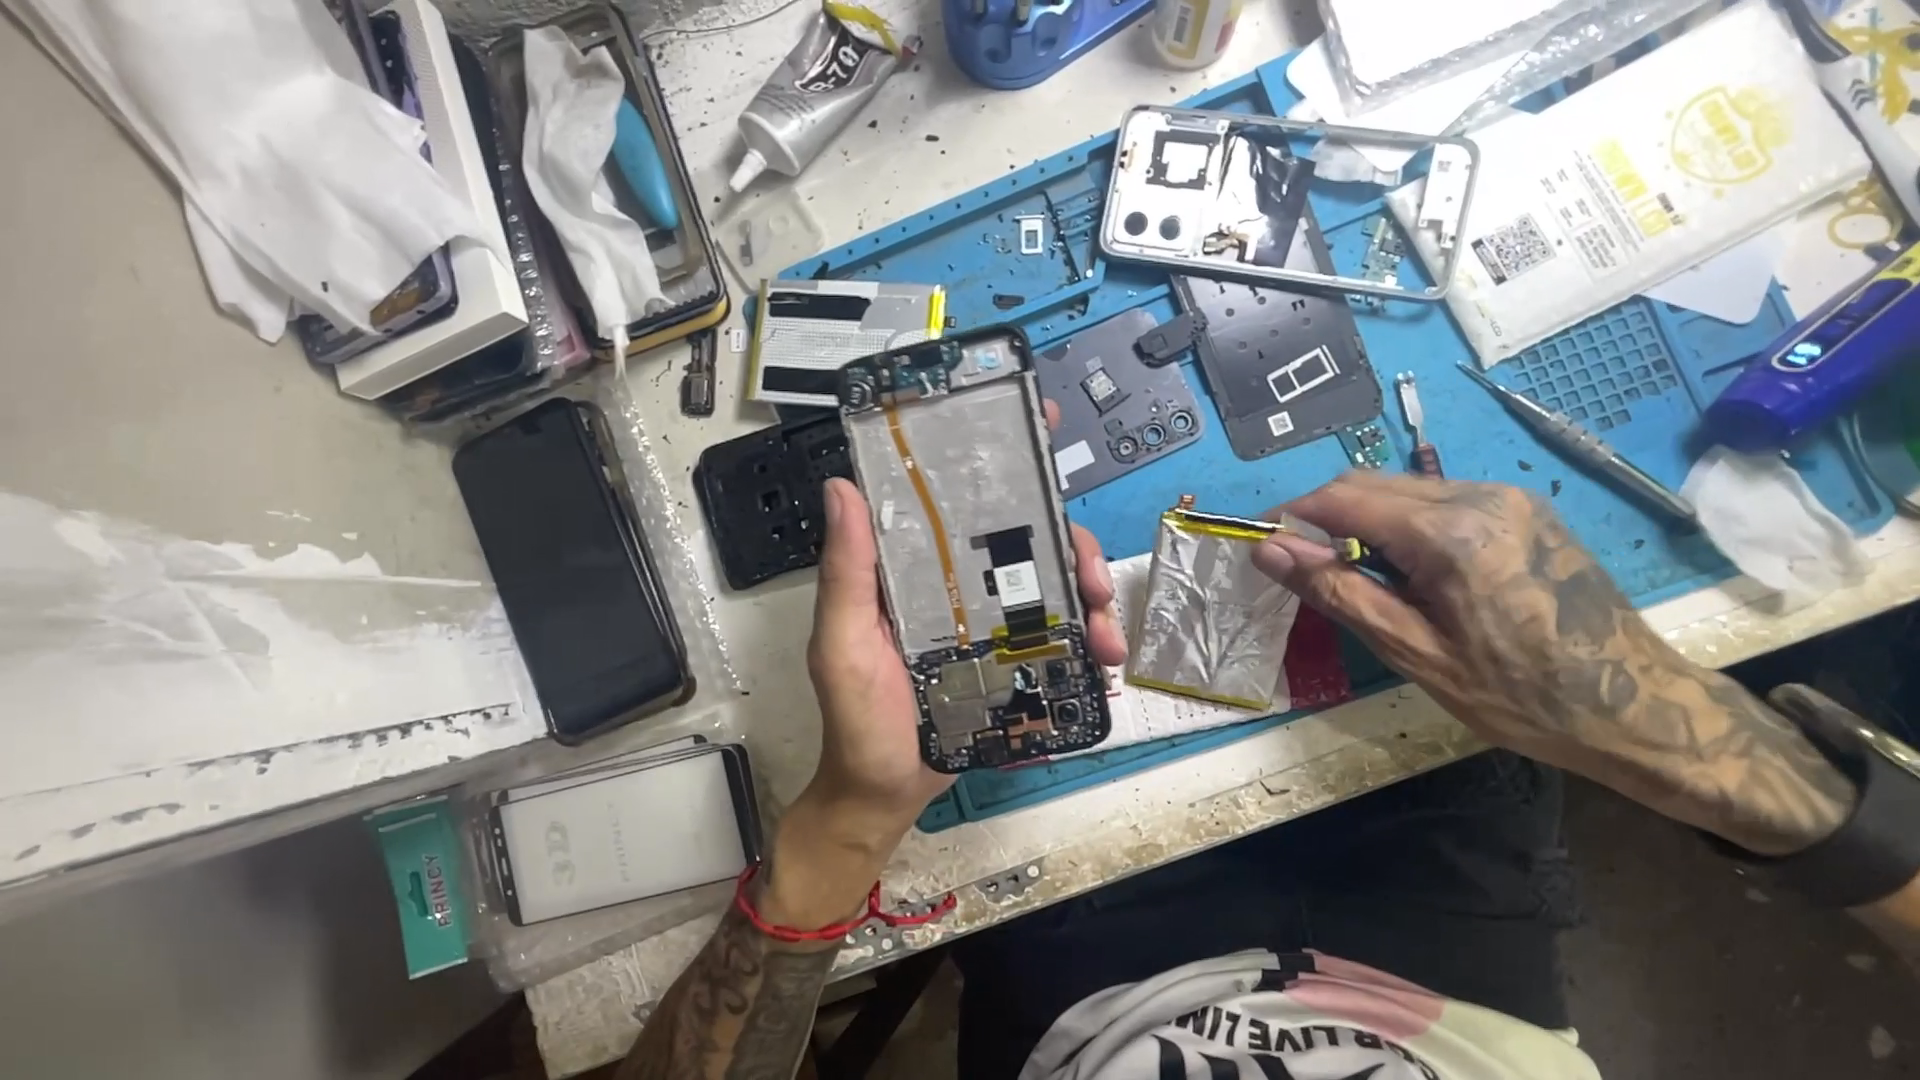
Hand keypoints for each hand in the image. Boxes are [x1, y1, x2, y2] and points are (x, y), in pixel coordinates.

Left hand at [804, 478, 1125, 824]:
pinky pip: (1061, 635)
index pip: (959, 503)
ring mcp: (991, 624)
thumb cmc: (859, 720)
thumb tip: (843, 486)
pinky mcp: (1014, 661)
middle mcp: (959, 587)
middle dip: (1072, 547)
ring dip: (1092, 597)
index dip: (1000, 462)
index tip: (1039, 423)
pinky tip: (1103, 657)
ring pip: (1055, 585)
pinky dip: (1090, 638)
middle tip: (1094, 580)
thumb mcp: (843, 643)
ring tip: (1106, 635)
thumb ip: (846, 573)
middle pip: (1028, 540)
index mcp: (917, 571)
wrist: (886, 794)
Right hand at [1249, 471, 1853, 855]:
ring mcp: (1508, 499)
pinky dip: (1401, 523)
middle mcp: (1480, 496)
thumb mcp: (1414, 653)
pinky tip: (1404, 569)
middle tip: (1300, 567)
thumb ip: (1338, 591)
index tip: (1261, 546)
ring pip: (1403, 488)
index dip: (1291, 517)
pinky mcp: (1524, 510)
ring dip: (1360, 519)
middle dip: (1321, 516)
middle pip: (1370, 482)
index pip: (1342, 498)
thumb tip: (1269, 551)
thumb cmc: (1518, 695)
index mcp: (1451, 533)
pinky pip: (1439, 500)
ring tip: (1351, 574)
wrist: (1639, 708)